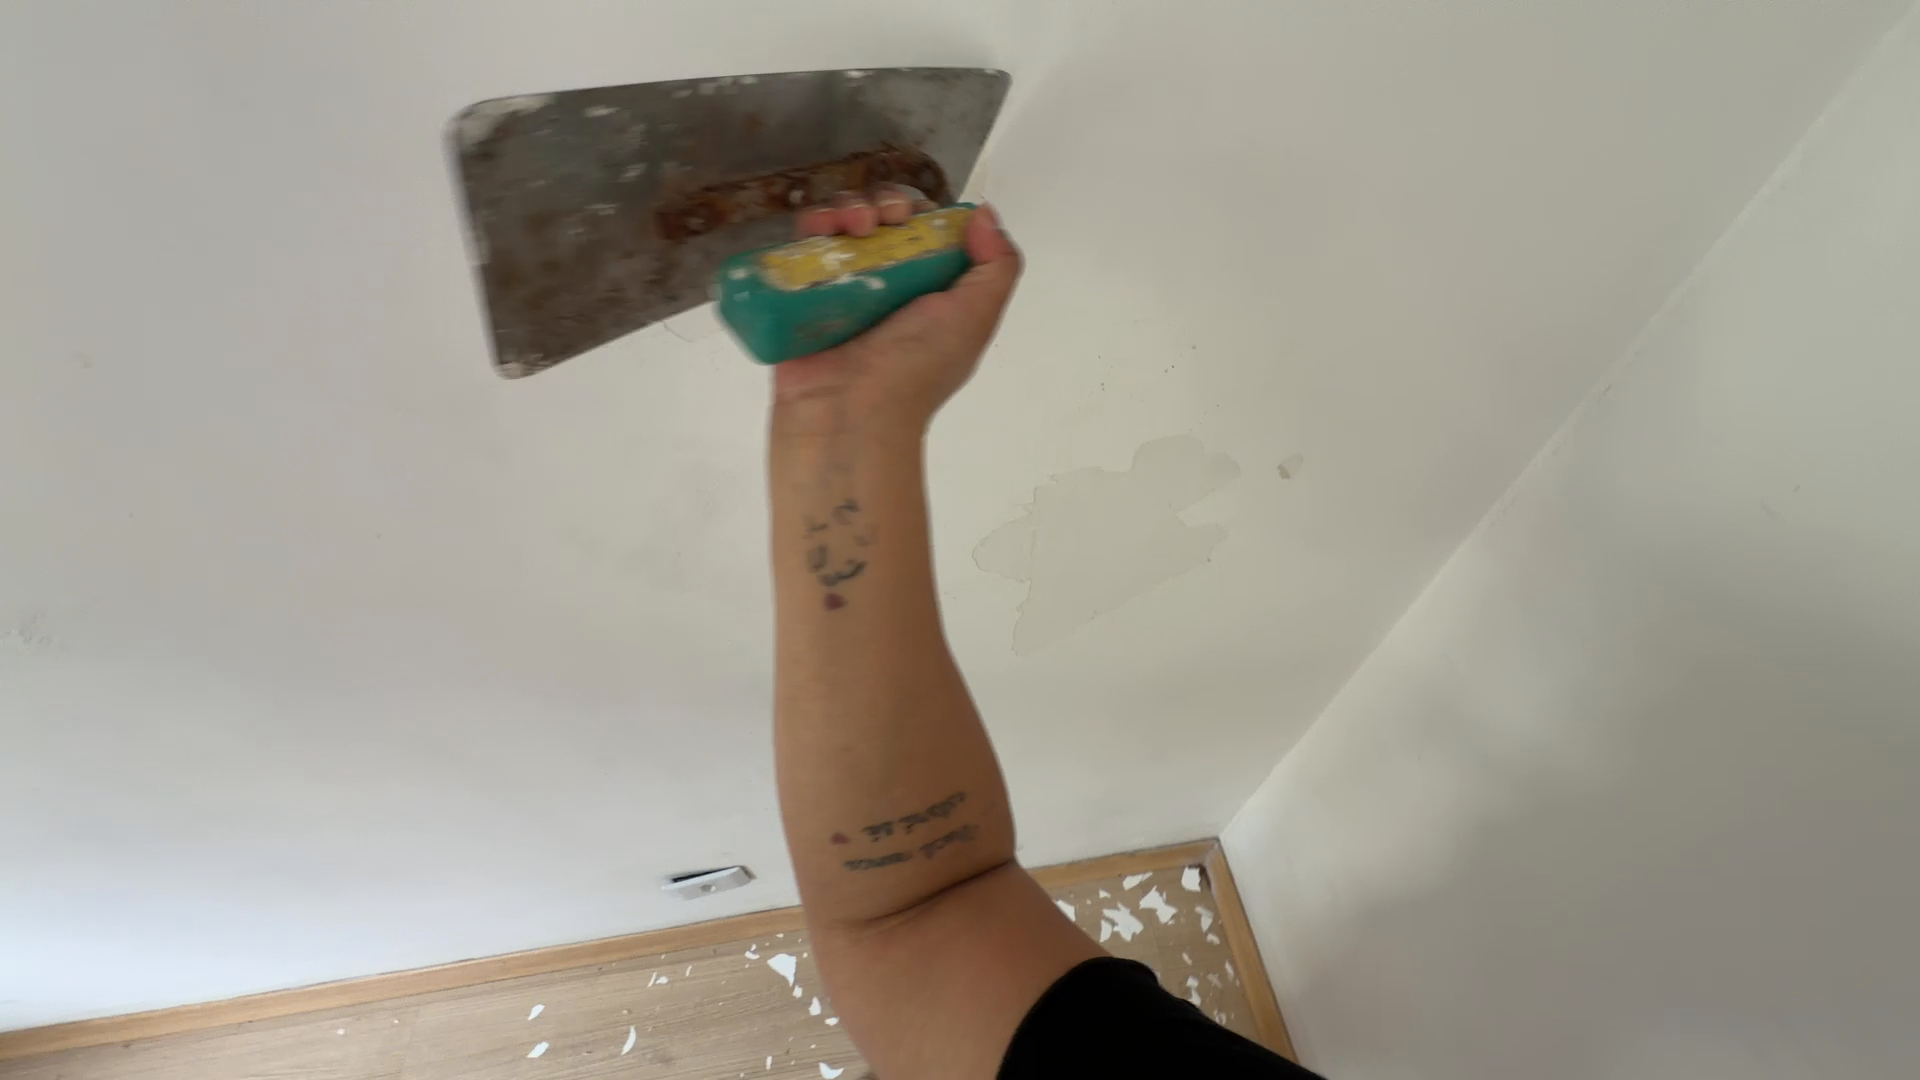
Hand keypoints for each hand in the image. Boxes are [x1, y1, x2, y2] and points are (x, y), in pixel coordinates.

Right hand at [770, 185, 1021, 438]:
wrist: (851, 413)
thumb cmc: (916, 368)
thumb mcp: (976, 319)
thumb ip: (998, 266)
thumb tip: (984, 215)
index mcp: (931, 293)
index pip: (927, 231)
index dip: (923, 212)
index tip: (915, 217)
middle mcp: (889, 288)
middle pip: (884, 220)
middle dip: (885, 203)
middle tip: (882, 220)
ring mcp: (843, 291)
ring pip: (844, 226)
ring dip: (848, 208)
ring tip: (852, 227)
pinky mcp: (802, 296)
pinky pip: (804, 247)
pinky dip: (812, 228)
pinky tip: (820, 231)